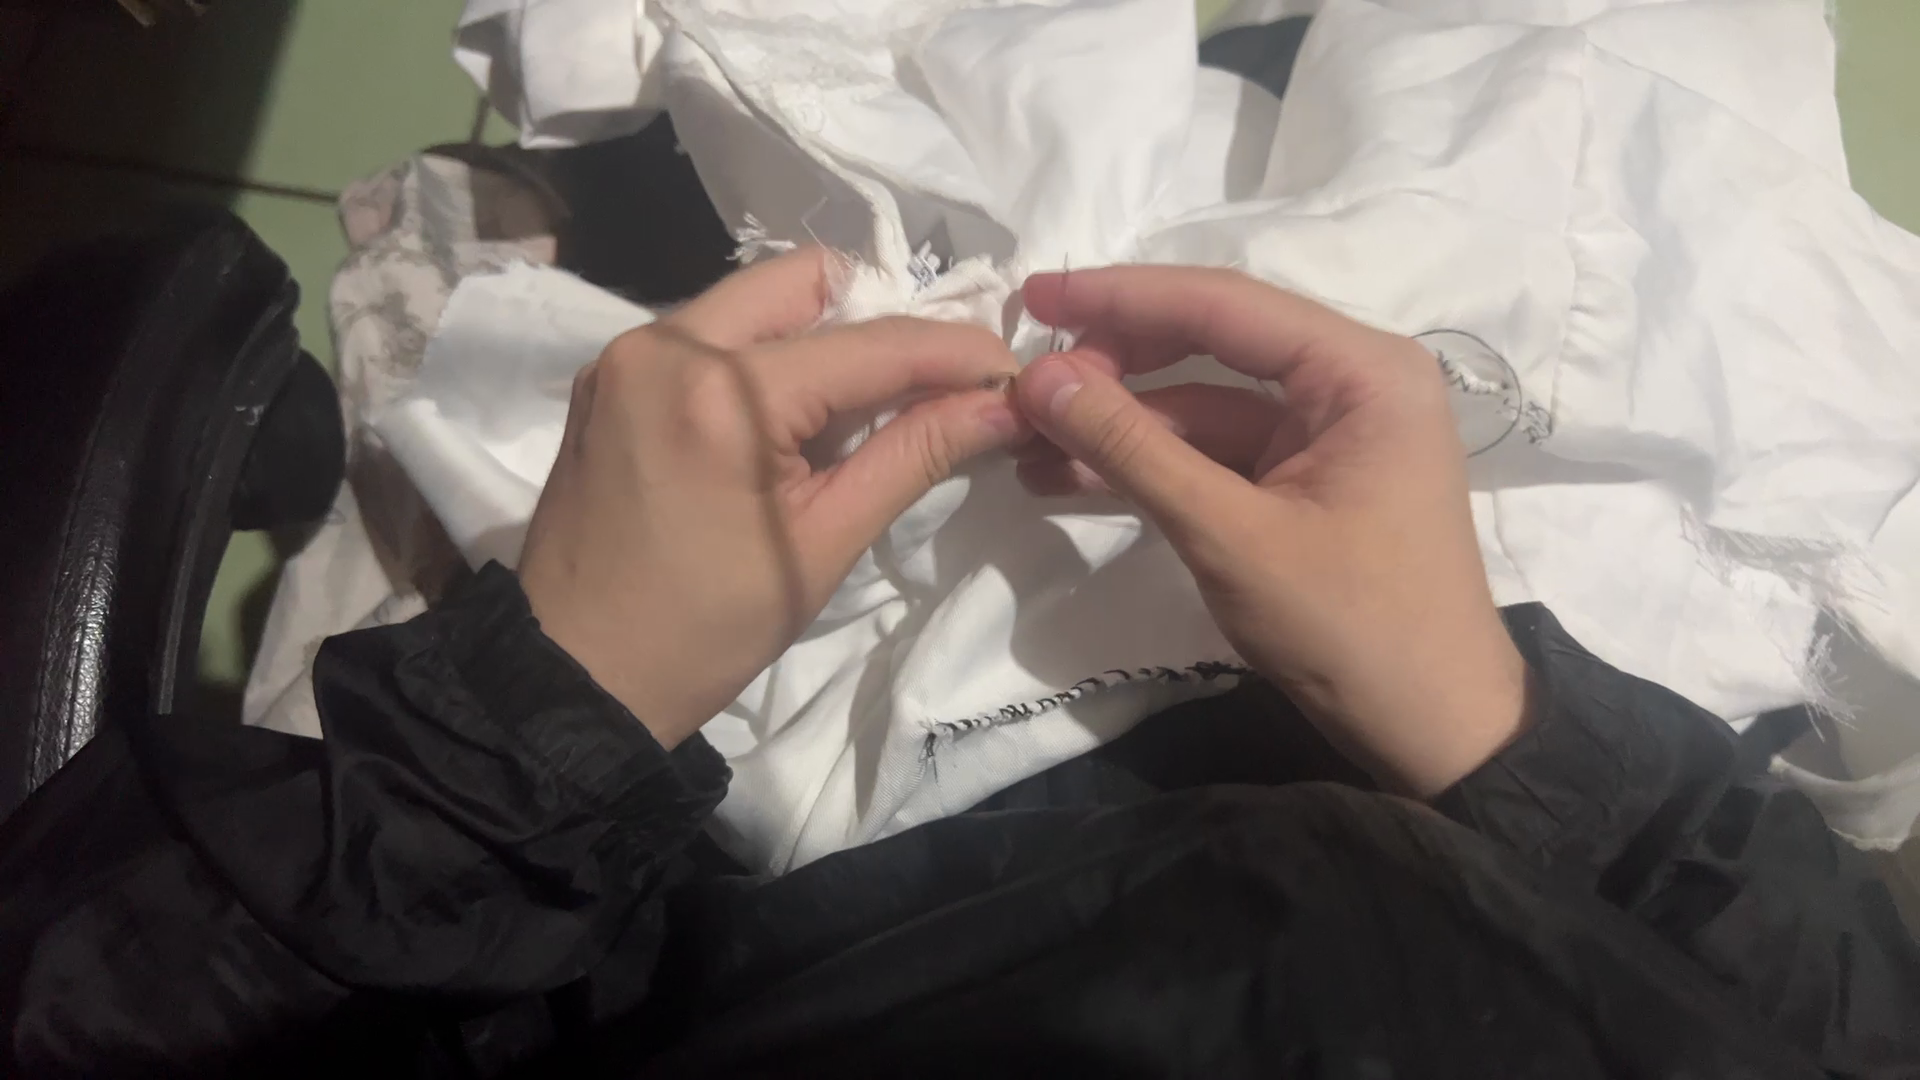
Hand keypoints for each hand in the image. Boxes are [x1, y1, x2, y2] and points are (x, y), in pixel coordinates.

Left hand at [518, 250, 1023, 747]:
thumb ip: (916, 456)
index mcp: (722, 392)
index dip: (954, 353)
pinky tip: (795, 416)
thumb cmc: (708, 630)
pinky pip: (715, 334)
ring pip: (759, 301)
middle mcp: (665, 342)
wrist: (577, 677)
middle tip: (930, 387)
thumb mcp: (826, 543)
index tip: (1009, 372)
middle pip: (807, 283)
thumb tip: (1001, 406)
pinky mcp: (612, 375)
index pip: (870, 345)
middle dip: (884, 325)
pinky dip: (773, 358)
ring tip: (865, 409)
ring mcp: (627, 352)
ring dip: (828, 339)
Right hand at [1013, 266, 1528, 796]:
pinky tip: (1072, 477)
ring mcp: (1316, 437)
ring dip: (1115, 425)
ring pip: (1195, 408)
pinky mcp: (1292, 483)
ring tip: (1029, 443)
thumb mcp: (1227, 532)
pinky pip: (1205, 456)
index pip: (1220, 305)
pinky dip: (1142, 466)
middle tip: (1030, 384)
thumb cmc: (1348, 626)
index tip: (1034, 293)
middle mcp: (1343, 384)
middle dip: (1112, 366)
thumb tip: (1039, 377)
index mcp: (1358, 370)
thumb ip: (1131, 448)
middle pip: (1205, 347)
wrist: (1426, 731)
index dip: (1118, 296)